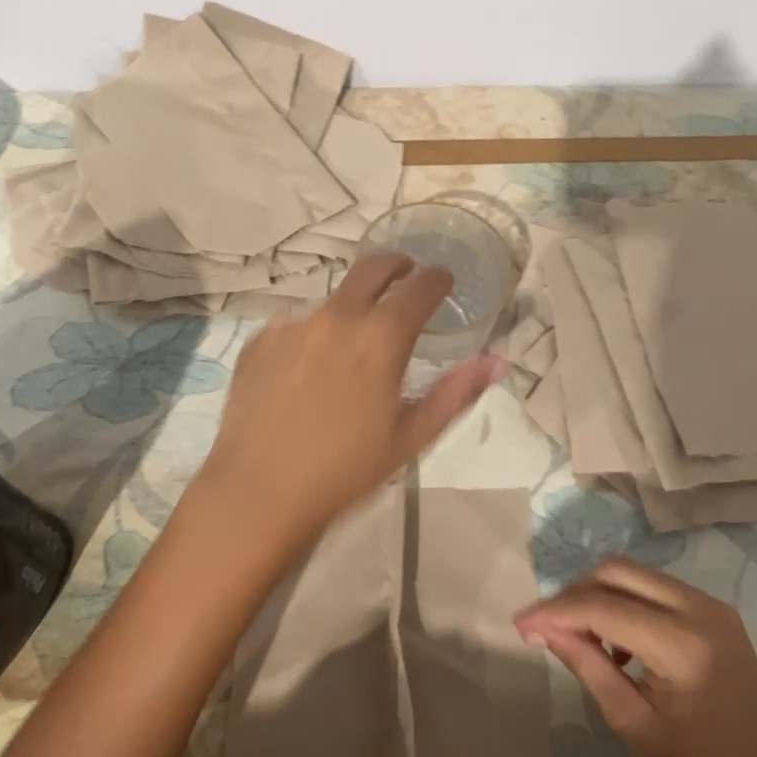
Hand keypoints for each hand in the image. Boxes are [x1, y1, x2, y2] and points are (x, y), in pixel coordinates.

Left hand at [200, 251, 505, 536]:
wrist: (260, 490)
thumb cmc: (345, 471)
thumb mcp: (409, 437)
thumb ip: (455, 394)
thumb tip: (498, 362)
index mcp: (381, 338)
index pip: (419, 288)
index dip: (436, 280)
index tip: (443, 280)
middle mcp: (336, 318)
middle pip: (371, 269)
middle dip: (395, 266)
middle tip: (404, 275)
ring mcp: (291, 326)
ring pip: (329, 301)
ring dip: (348, 310)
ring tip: (348, 345)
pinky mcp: (258, 341)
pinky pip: (293, 325)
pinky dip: (309, 335)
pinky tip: (305, 370)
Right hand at [515, 558, 756, 756]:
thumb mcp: (632, 721)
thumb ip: (587, 665)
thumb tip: (542, 628)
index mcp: (682, 643)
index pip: (602, 607)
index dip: (554, 611)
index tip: (519, 625)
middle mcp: (698, 608)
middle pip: (615, 572)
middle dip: (573, 594)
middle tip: (547, 627)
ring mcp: (709, 603)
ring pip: (633, 573)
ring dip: (596, 595)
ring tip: (579, 636)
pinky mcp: (712, 608)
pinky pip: (652, 586)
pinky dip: (622, 601)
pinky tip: (616, 641)